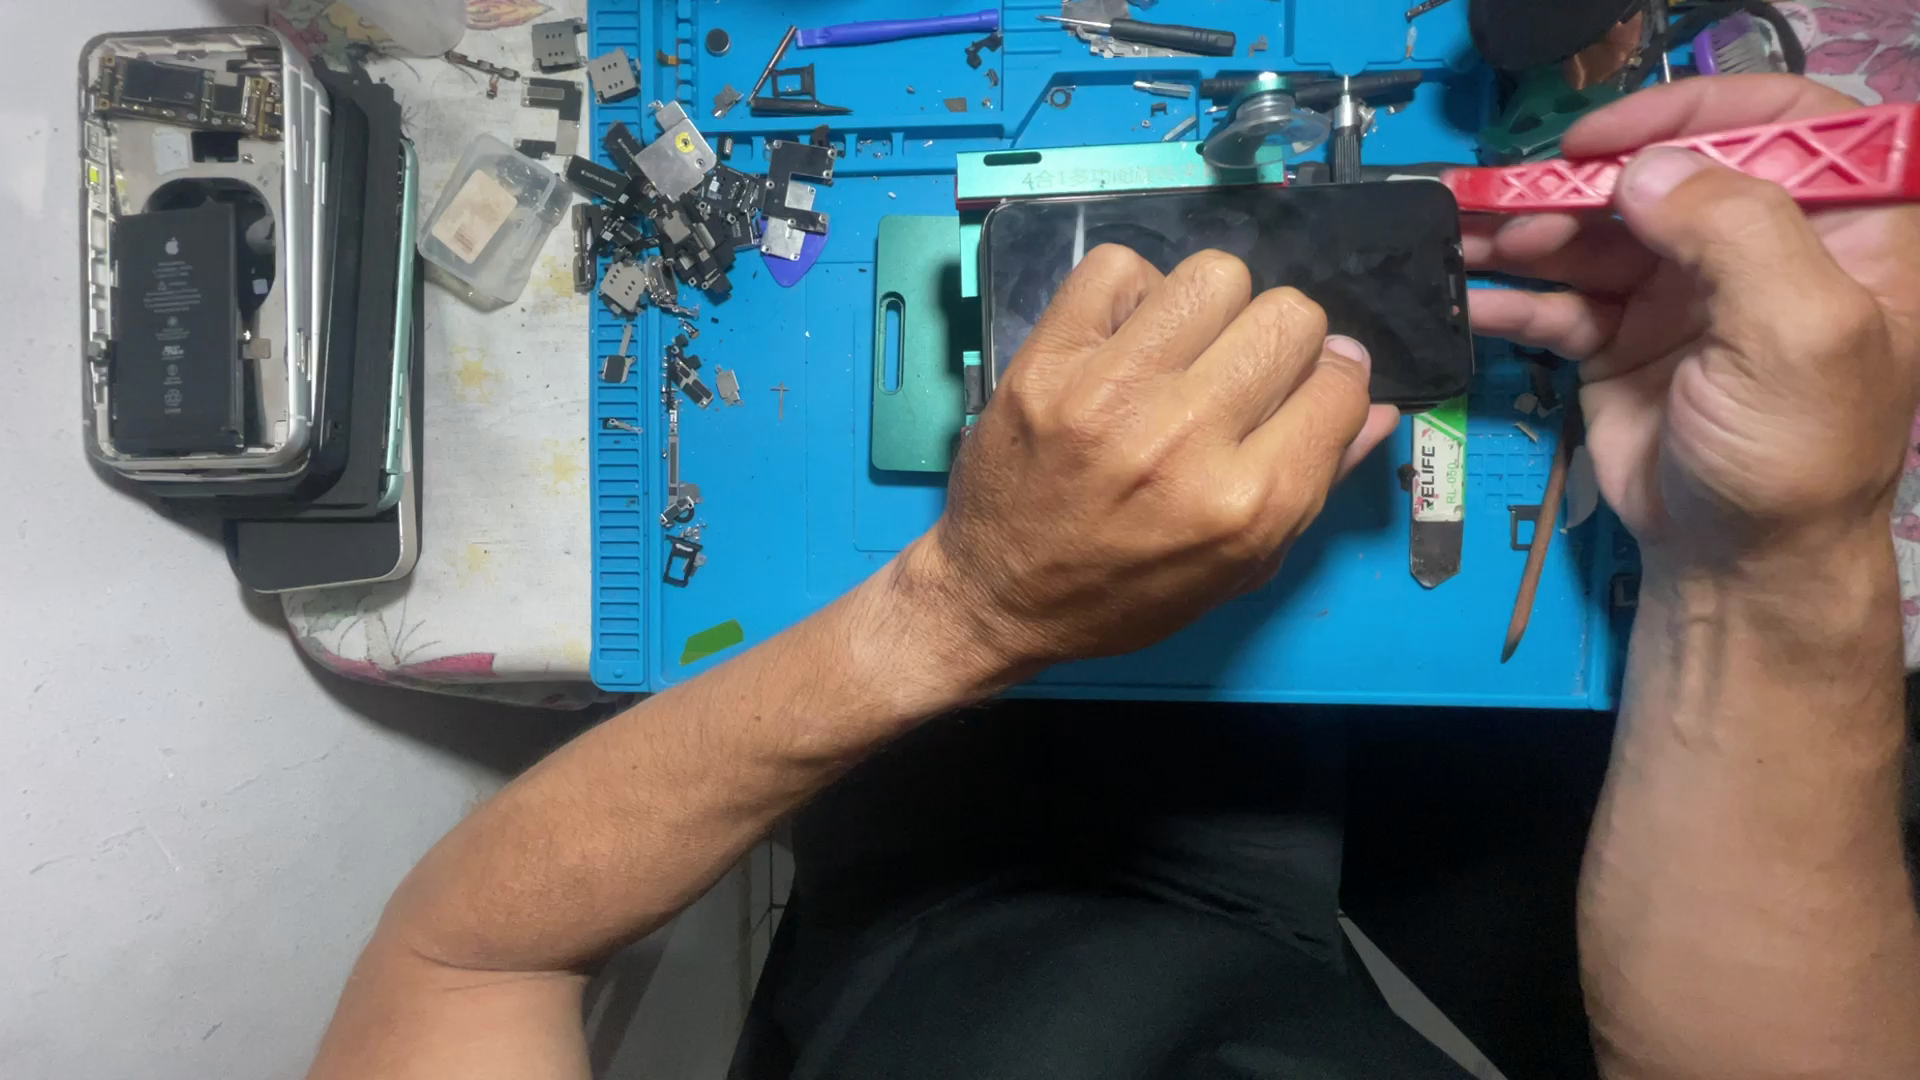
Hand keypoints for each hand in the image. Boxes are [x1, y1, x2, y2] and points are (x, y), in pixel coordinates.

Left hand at [913, 245, 1399, 669]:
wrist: (997, 597)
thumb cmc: (1120, 599)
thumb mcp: (1233, 574)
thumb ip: (1313, 488)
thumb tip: (1376, 404)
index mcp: (1245, 504)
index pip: (1342, 382)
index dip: (1328, 384)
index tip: (1295, 394)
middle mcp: (1182, 439)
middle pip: (1287, 316)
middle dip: (1278, 345)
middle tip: (1233, 379)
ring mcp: (1106, 394)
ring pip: (1212, 277)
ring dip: (1210, 312)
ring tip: (1178, 356)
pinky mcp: (1042, 365)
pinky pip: (1114, 270)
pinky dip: (1131, 295)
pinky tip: (1123, 341)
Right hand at [1466, 76, 1919, 571]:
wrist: (1728, 545)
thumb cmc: (1792, 443)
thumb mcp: (1796, 333)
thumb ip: (1735, 236)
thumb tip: (1644, 172)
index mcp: (1836, 227)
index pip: (1777, 130)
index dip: (1686, 118)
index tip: (1595, 141)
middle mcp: (1746, 252)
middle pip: (1653, 189)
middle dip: (1569, 190)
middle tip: (1491, 201)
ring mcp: (1670, 299)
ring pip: (1588, 247)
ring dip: (1520, 242)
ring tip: (1457, 243)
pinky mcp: (1610, 344)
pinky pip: (1552, 309)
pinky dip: (1506, 304)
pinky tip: (1465, 301)